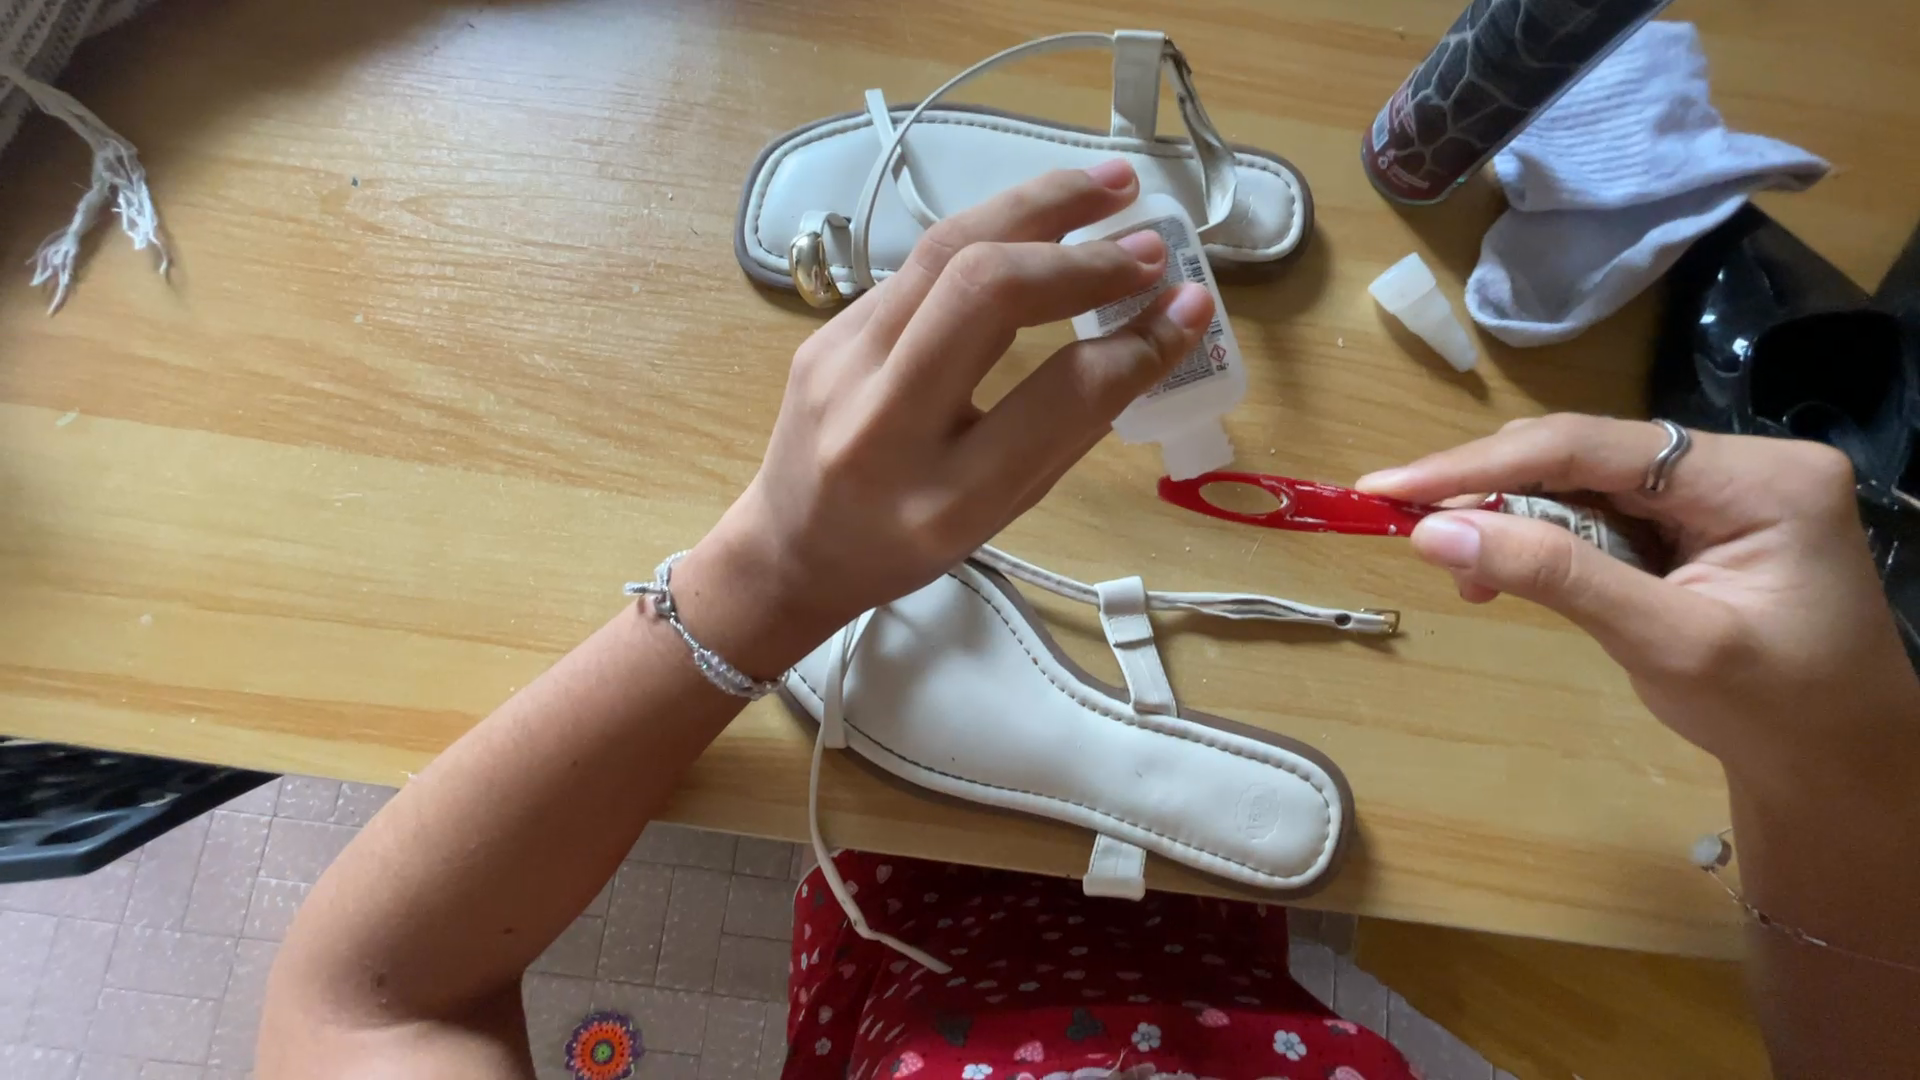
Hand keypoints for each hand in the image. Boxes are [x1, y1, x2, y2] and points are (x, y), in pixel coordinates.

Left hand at [671, 162, 1213, 676]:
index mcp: (940, 498)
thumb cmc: (902, 550)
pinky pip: (918, 266)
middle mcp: (880, 422)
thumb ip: (1065, 434)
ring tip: (1111, 186)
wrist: (789, 547)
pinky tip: (1038, 225)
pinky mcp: (824, 330)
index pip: (1056, 397)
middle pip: (983, 290)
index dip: (1136, 345)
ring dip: (1037, 206)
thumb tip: (1145, 338)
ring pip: (943, 250)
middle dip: (1082, 253)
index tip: (1187, 307)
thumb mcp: (994, 518)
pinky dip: (991, 234)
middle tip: (1150, 241)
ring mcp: (837, 363)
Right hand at [1357, 414, 1919, 799]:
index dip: (1477, 463)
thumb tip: (1432, 533)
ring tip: (1465, 575)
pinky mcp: (1669, 517)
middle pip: (1567, 453)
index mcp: (1754, 477)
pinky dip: (1520, 541)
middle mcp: (1724, 463)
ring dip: (1496, 520)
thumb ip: (1552, 576)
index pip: (1587, 447)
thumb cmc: (1775, 707)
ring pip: (1558, 479)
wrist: (1833, 755)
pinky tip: (1497, 577)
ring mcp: (1696, 488)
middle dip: (1482, 490)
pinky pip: (1570, 510)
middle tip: (1410, 529)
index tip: (1389, 486)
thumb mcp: (1663, 640)